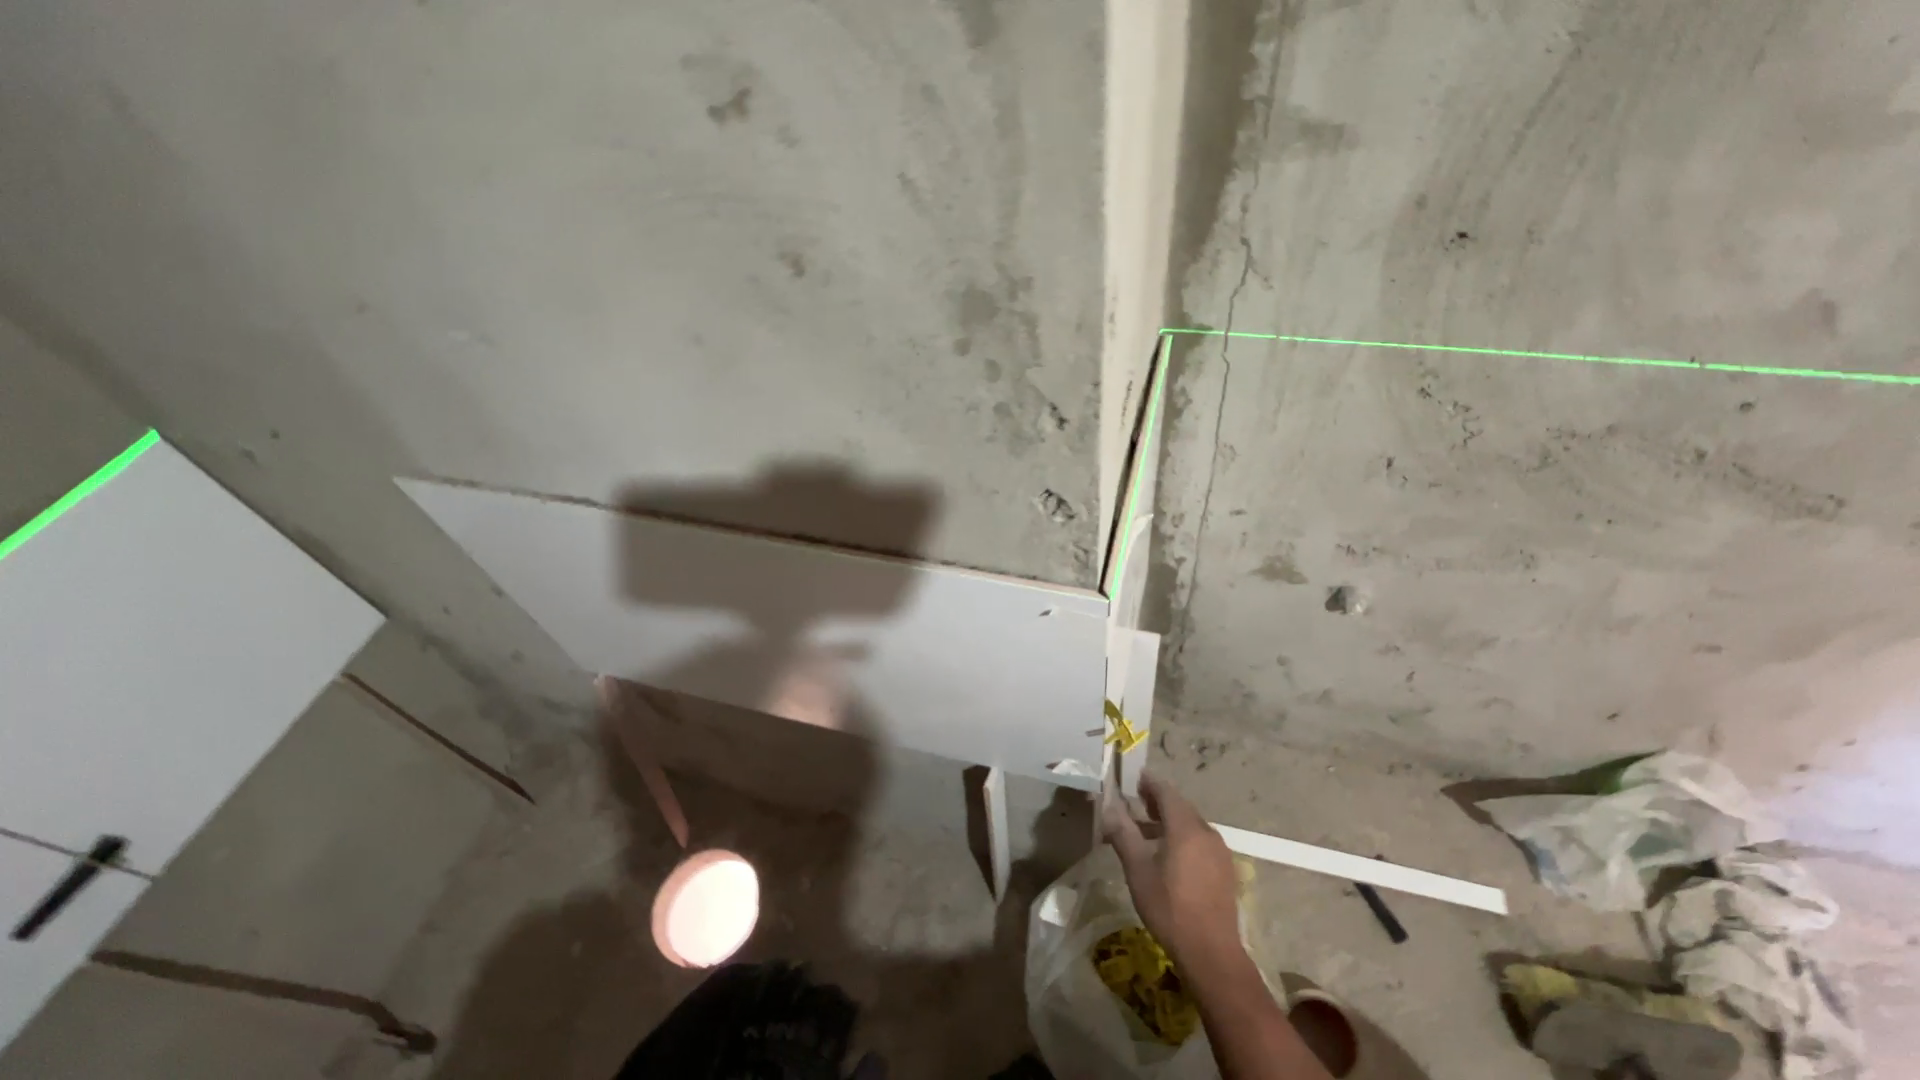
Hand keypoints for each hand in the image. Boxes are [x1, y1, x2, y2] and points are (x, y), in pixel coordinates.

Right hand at [1102, 772, 1243, 975]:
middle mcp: (1207, 834)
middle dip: (1158, 802)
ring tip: (1146, 829)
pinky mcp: (1225, 871)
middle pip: (1181, 808)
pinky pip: (1200, 843)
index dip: (1150, 783)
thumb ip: (1123, 835)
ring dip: (1169, 822)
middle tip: (1136, 800)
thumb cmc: (1169, 908)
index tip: (1134, 778)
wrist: (1210, 951)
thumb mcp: (1138, 871)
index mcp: (1187, 828)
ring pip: (1191, 826)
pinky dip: (1182, 838)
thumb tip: (1108, 807)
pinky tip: (1168, 855)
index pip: (1167, 793)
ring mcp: (1220, 853)